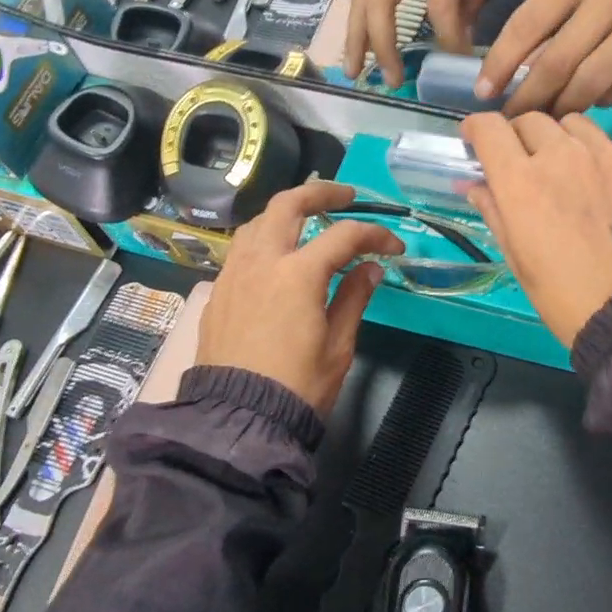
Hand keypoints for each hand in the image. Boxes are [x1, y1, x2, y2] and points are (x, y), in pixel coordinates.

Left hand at [196, 182, 404, 415]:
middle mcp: (261, 261)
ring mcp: (233, 274)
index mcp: (298, 273)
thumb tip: (370, 268)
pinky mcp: (218, 292)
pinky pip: (242, 250)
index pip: (344, 236)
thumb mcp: (339, 346)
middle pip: (288, 205)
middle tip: (346, 198)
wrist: (239, 418)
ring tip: (309, 222)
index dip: (375, 236)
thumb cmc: (299, 385)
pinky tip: (277, 259)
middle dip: (320, 193)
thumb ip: (354, 297)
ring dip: (286, 213)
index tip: (394, 248)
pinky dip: (265, 240)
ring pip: (258, 223)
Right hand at [461, 112, 611, 344]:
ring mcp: (607, 157)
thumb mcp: (517, 257)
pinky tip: (603, 187)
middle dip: (519, 136)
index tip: (476, 139)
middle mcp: (563, 156)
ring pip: (574, 125)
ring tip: (564, 166)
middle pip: (532, 120)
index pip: (491, 128)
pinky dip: (598, 159)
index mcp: (522, 181)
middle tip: (522, 162)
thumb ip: (495, 210)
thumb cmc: (562, 294)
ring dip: (560, 139)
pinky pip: (611, 147)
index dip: (477, 128)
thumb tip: (476, 186)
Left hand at [480, 0, 611, 115]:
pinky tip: (597, 103)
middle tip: (516, 121)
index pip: (528, 21)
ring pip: (592, 78)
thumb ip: (560, 13)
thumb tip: (518, 65)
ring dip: (568, 105)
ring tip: (553, 120)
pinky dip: (607, 99)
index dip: (501, 62)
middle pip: (557, 59)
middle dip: (531, 97)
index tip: (485, 91)